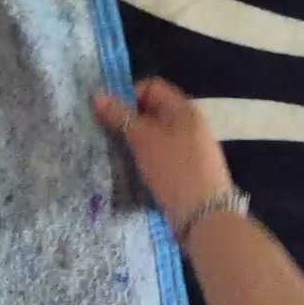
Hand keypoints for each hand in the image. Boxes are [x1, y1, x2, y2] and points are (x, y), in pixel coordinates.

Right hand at [94, 77, 233, 226]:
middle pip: (152, 110)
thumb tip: (97, 95)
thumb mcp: (143, 139)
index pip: (151, 87)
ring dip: (135, 140)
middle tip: (109, 134)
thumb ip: (120, 116)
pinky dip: (146, 157)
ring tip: (118, 153)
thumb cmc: (174, 169)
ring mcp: (191, 148)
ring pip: (155, 134)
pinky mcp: (188, 169)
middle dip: (128, 119)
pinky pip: (162, 153)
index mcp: (184, 109)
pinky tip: (134, 169)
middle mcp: (190, 124)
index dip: (129, 95)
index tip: (111, 114)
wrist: (206, 217)